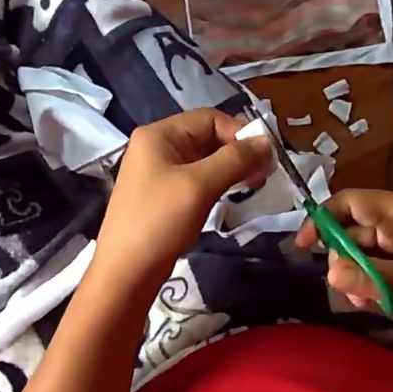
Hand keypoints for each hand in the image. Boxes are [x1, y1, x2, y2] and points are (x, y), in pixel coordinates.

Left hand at [96, 109, 272, 278]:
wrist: (126, 273)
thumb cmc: (160, 221)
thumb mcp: (200, 185)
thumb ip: (235, 159)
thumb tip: (267, 142)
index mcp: (159, 135)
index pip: (210, 119)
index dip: (239, 134)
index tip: (265, 158)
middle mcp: (157, 147)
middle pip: (208, 137)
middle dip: (238, 152)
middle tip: (264, 175)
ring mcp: (159, 172)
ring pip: (205, 160)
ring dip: (231, 169)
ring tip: (253, 186)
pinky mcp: (164, 196)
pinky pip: (197, 179)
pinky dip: (218, 184)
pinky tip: (232, 197)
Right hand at [295, 189, 392, 342]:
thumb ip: (368, 277)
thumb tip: (329, 274)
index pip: (355, 201)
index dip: (325, 217)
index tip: (304, 244)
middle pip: (356, 225)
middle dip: (341, 252)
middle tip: (337, 282)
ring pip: (364, 246)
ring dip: (353, 270)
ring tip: (356, 298)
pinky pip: (376, 262)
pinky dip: (367, 279)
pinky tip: (368, 300)